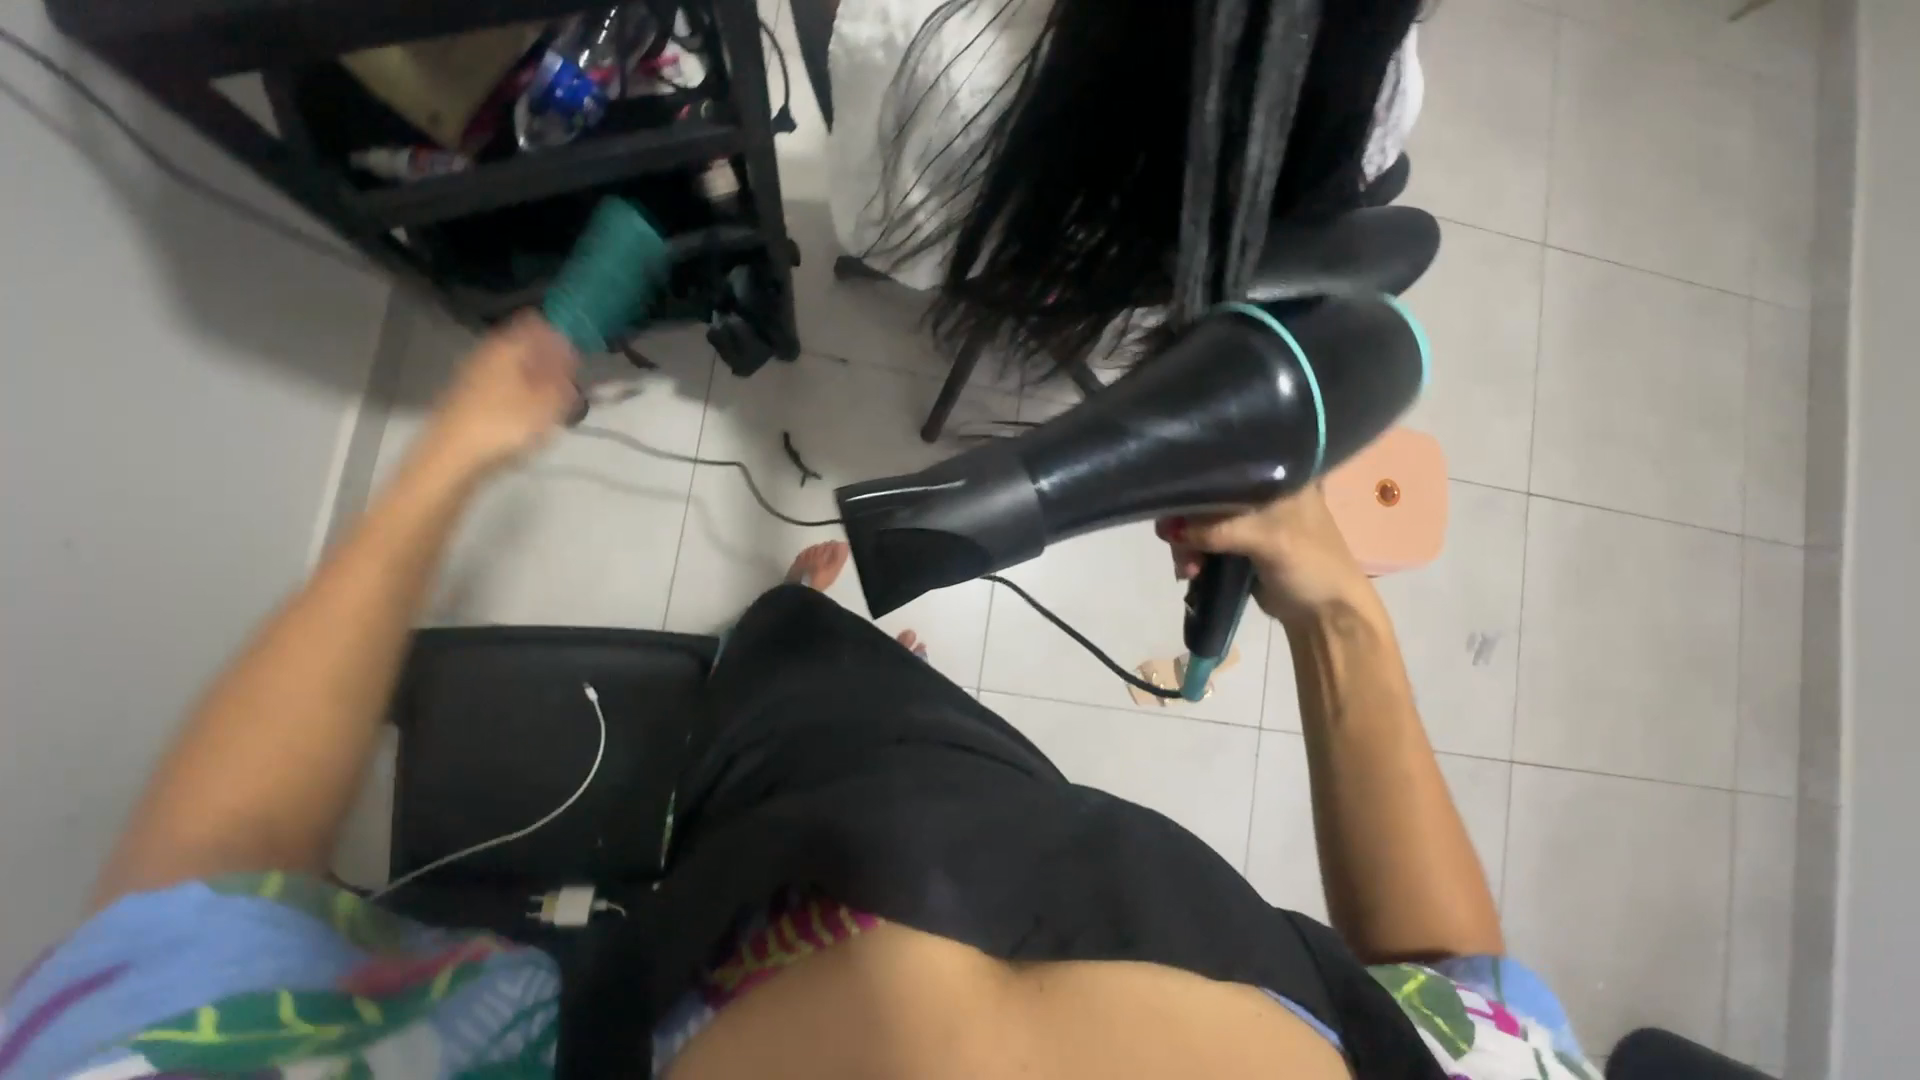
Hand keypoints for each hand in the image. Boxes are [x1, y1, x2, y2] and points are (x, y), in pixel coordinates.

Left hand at [420, 313, 580, 477]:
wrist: (451, 458)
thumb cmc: (505, 426)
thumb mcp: (548, 403)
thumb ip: (564, 378)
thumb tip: (572, 359)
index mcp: (507, 346)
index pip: (538, 324)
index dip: (560, 337)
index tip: (578, 360)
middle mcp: (488, 353)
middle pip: (524, 346)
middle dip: (549, 362)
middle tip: (568, 386)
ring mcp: (473, 375)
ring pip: (514, 367)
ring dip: (535, 381)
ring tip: (553, 406)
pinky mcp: (467, 399)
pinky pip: (503, 387)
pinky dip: (520, 396)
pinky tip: (528, 418)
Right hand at [1155, 486, 1374, 623]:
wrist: (1326, 615)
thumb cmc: (1311, 565)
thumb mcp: (1267, 540)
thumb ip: (1217, 529)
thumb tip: (1166, 530)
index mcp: (1279, 473)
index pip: (1226, 462)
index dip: (1196, 479)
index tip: (1171, 500)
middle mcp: (1261, 488)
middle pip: (1206, 493)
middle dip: (1186, 521)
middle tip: (1178, 547)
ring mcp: (1248, 517)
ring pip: (1200, 519)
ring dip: (1186, 544)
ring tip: (1189, 571)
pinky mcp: (1238, 542)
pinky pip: (1202, 540)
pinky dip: (1191, 554)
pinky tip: (1190, 572)